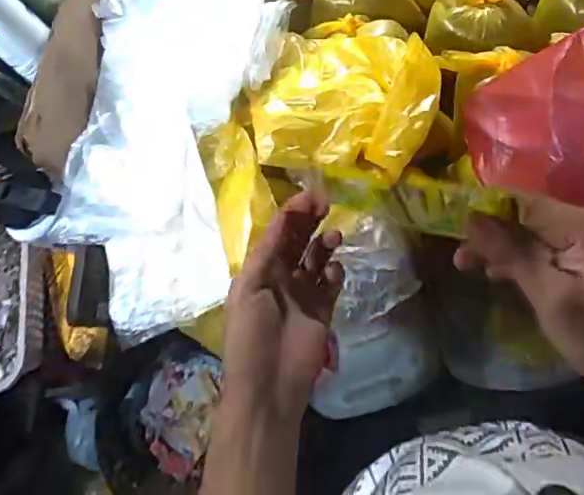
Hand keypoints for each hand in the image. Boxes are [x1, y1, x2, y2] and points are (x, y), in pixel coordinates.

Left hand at [223, 192, 343, 421]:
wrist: (268, 387)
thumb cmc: (251, 335)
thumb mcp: (249, 288)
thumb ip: (268, 251)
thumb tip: (285, 217)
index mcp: (260, 269)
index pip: (279, 231)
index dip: (294, 211)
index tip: (312, 196)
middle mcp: (282, 276)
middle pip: (300, 239)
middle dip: (311, 219)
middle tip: (327, 204)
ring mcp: (303, 292)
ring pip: (318, 257)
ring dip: (325, 243)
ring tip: (333, 238)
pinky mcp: (323, 310)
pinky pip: (332, 282)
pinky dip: (335, 272)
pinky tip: (333, 273)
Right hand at [455, 198, 583, 404]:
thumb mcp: (550, 297)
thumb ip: (512, 254)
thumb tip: (472, 218)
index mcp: (578, 224)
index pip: (522, 201)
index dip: (486, 209)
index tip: (455, 222)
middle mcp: (580, 223)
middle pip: (523, 215)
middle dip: (489, 231)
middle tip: (459, 255)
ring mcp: (580, 241)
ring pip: (527, 232)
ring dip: (498, 247)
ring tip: (465, 263)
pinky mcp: (578, 260)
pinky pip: (538, 248)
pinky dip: (515, 259)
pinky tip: (494, 273)